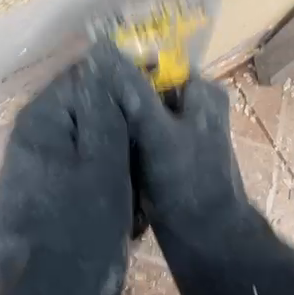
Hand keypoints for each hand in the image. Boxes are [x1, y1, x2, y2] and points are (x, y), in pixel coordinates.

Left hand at [0, 41, 135, 294]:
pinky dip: (94, 196)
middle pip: (80, 120)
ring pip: (78, 157)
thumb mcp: (105, 159)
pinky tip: (118, 220)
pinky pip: (68, 189)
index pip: (81, 79)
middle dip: (117, 134)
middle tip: (149, 158)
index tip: (153, 100)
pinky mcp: (26, 215)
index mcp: (37, 123)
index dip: (119, 85)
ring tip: (138, 197)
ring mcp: (21, 182)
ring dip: (110, 169)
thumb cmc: (84, 226)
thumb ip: (103, 104)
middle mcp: (21, 146)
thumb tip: (103, 54)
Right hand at [94, 45, 250, 233]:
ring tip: (89, 126)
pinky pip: (141, 138)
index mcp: (202, 91)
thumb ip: (133, 90)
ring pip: (142, 114)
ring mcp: (182, 134)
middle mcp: (195, 107)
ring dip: (119, 120)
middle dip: (119, 96)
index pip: (156, 64)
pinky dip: (124, 141)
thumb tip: (104, 50)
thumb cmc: (187, 182)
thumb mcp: (157, 131)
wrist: (206, 243)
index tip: (92, 80)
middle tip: (87, 105)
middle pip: (147, 88)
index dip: (125, 68)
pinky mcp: (170, 158)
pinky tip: (101, 148)